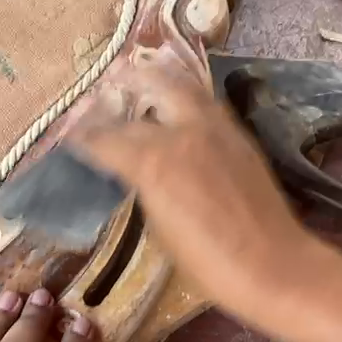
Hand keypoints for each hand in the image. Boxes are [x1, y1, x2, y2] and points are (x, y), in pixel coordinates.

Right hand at [74, 56, 332, 313]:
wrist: (271, 265)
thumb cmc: (207, 262)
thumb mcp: (159, 227)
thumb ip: (143, 186)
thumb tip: (132, 170)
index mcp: (152, 163)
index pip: (105, 140)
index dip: (83, 137)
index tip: (70, 133)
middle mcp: (180, 134)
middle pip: (140, 103)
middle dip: (117, 94)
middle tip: (101, 92)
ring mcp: (213, 129)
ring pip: (178, 87)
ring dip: (154, 80)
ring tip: (138, 75)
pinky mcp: (237, 134)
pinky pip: (204, 102)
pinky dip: (184, 94)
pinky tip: (176, 98)